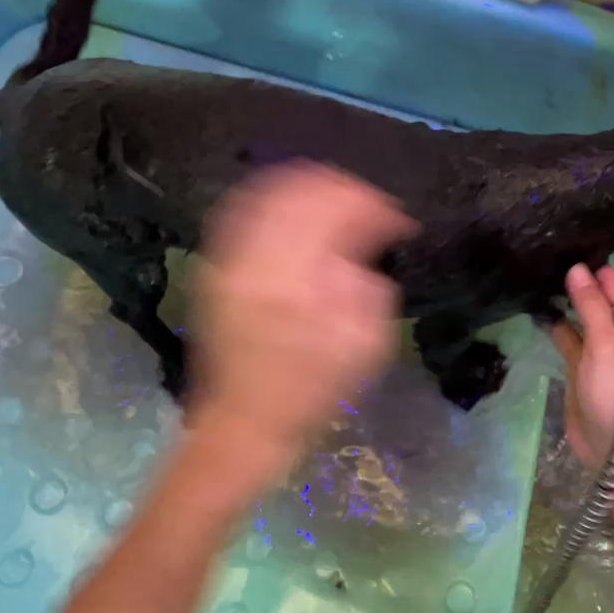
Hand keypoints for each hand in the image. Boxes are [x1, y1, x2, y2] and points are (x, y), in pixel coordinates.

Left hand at [189, 162, 415, 474]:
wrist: (243, 425)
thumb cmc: (312, 393)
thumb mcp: (362, 347)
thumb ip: (369, 288)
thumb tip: (365, 246)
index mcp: (298, 283)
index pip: (337, 214)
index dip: (374, 207)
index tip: (397, 222)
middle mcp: (258, 262)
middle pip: (303, 193)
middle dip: (347, 191)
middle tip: (373, 208)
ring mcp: (229, 261)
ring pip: (270, 193)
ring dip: (312, 187)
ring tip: (340, 199)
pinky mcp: (215, 267)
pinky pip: (241, 211)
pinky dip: (274, 198)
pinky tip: (296, 203)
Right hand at [549, 265, 613, 467]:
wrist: (611, 449)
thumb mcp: (606, 346)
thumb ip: (593, 306)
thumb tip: (576, 267)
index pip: (610, 279)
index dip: (589, 261)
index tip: (560, 240)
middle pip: (594, 294)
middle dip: (573, 276)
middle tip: (540, 253)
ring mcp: (597, 348)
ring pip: (578, 313)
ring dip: (562, 298)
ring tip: (533, 274)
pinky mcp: (580, 364)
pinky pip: (566, 334)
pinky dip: (553, 322)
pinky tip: (534, 309)